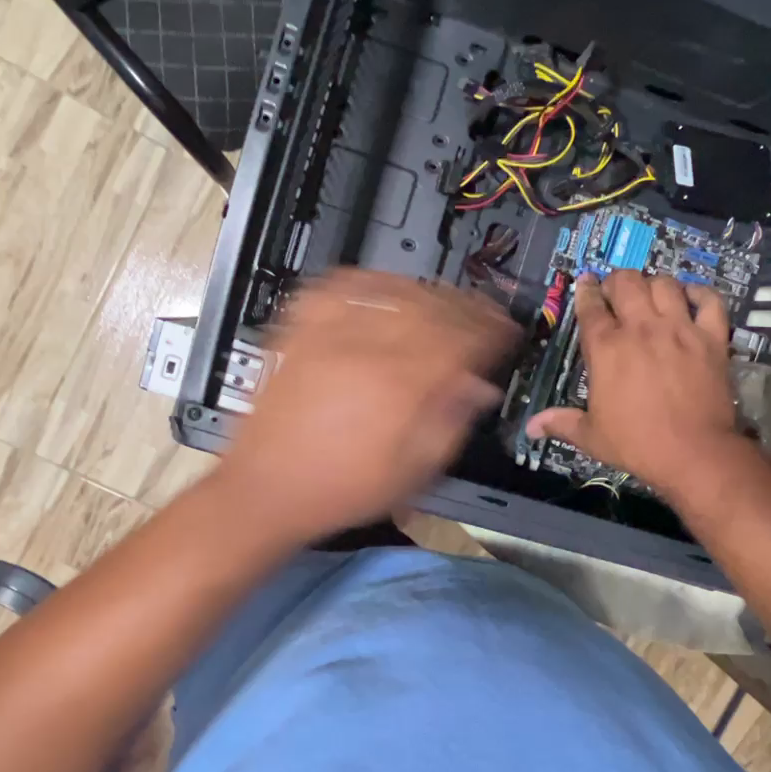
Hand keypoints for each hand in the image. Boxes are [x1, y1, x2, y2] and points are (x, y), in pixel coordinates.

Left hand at [213, 269, 515, 544]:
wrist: (267, 490)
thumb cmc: (337, 489)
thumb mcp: (411, 471)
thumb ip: (450, 423)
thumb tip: (478, 389)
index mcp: (401, 386)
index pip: (461, 339)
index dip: (491, 331)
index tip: (504, 331)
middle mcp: (367, 352)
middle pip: (430, 308)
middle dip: (466, 307)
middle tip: (483, 314)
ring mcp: (330, 339)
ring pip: (389, 292)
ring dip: (425, 290)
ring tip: (442, 299)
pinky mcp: (300, 336)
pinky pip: (336, 290)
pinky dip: (365, 281)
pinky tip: (381, 286)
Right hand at [526, 270, 752, 501]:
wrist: (693, 453)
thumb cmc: (636, 444)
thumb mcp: (591, 436)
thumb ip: (560, 423)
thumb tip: (530, 427)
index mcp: (606, 348)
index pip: (590, 306)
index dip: (586, 291)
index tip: (586, 283)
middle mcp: (641, 328)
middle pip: (626, 283)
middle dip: (617, 281)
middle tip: (616, 292)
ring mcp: (679, 329)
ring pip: (665, 284)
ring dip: (654, 284)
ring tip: (651, 294)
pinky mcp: (711, 338)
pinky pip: (709, 300)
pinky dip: (700, 293)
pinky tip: (692, 296)